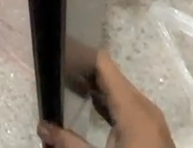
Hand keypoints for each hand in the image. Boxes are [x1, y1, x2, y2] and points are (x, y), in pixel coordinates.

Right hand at [37, 52, 174, 147]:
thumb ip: (69, 143)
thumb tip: (41, 126)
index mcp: (134, 108)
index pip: (105, 64)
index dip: (82, 55)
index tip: (60, 54)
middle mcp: (145, 108)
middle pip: (111, 77)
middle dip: (85, 74)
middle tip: (58, 74)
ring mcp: (151, 120)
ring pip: (120, 92)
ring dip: (96, 90)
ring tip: (68, 87)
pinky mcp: (152, 132)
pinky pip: (128, 107)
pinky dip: (109, 105)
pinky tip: (91, 108)